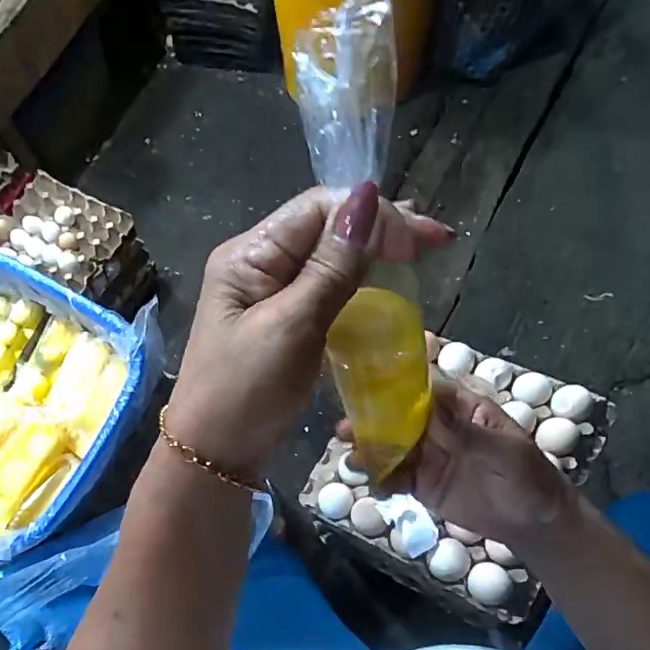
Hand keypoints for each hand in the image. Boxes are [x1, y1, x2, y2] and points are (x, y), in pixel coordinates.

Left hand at [167, 184, 452, 476]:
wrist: (214, 453)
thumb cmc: (246, 391)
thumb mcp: (291, 326)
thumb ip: (331, 267)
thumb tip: (368, 196)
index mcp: (248, 255)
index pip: (316, 208)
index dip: (371, 215)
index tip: (418, 242)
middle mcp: (256, 264)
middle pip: (323, 227)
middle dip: (379, 228)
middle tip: (434, 241)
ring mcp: (268, 293)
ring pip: (327, 257)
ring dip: (372, 252)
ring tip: (418, 252)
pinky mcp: (281, 320)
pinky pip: (324, 288)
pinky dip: (357, 282)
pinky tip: (384, 282)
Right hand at [339, 376, 577, 544]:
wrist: (534, 523)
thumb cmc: (528, 477)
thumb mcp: (506, 452)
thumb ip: (468, 435)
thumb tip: (434, 414)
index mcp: (460, 409)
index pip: (424, 392)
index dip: (395, 390)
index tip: (367, 392)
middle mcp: (438, 428)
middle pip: (398, 419)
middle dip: (371, 422)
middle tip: (346, 429)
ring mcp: (427, 456)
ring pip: (391, 447)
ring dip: (369, 450)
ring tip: (351, 458)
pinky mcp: (421, 484)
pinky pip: (395, 477)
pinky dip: (379, 478)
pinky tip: (369, 481)